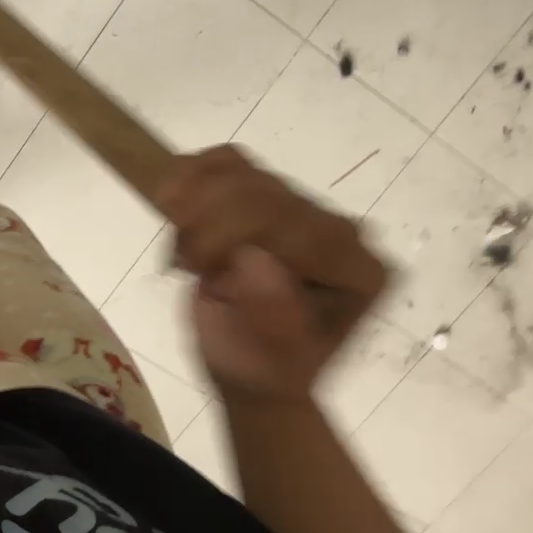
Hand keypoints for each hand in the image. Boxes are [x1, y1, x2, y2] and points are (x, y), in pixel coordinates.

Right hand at [158, 146, 388, 402]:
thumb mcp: (269, 364)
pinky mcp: (267, 197)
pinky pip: (228, 162)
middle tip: (188, 268)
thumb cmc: (262, 371)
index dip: (235, 236)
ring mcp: (303, 209)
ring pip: (241, 172)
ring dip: (195, 208)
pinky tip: (174, 207)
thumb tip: (253, 259)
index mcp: (358, 269)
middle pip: (266, 194)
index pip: (299, 226)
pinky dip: (191, 176)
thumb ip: (271, 314)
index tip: (195, 269)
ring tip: (187, 253)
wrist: (252, 369)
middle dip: (210, 227)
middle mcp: (341, 231)